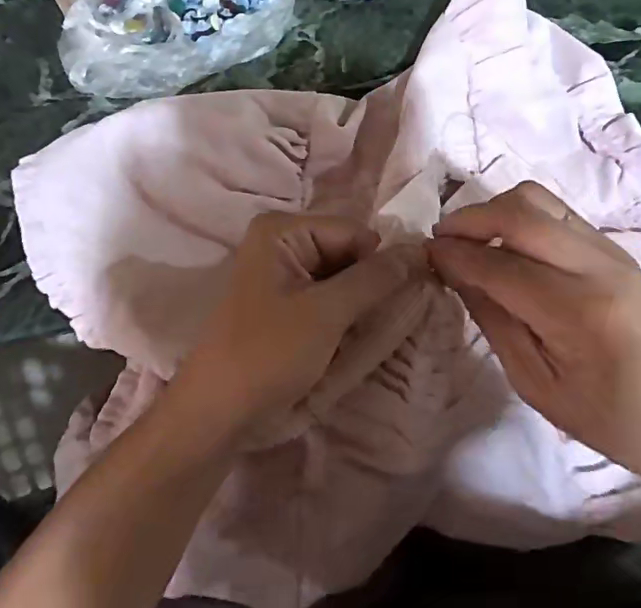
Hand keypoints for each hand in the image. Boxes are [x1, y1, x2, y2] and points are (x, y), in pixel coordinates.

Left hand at [169, 213, 421, 445]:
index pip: (354, 231)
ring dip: (359, 303)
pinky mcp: (284, 302)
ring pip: (341, 277)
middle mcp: (280, 241)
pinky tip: (348, 339)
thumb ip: (375, 279)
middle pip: (347, 251)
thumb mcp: (327, 313)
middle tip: (383, 321)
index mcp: (282, 229)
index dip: (381, 262)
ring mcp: (281, 272)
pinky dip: (344, 315)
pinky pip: (328, 296)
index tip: (406, 299)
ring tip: (364, 333)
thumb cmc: (269, 353)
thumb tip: (420, 251)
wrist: (220, 410)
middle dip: (370, 283)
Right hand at [427, 183, 640, 490]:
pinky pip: (555, 211)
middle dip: (469, 218)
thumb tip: (452, 270)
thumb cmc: (614, 421)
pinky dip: (519, 216)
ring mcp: (612, 251)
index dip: (454, 254)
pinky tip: (505, 244)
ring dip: (494, 210)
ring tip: (471, 238)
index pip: (498, 263)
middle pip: (519, 211)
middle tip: (442, 239)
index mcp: (581, 314)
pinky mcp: (615, 247)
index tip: (425, 253)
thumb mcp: (537, 386)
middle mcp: (599, 268)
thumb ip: (492, 320)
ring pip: (537, 199)